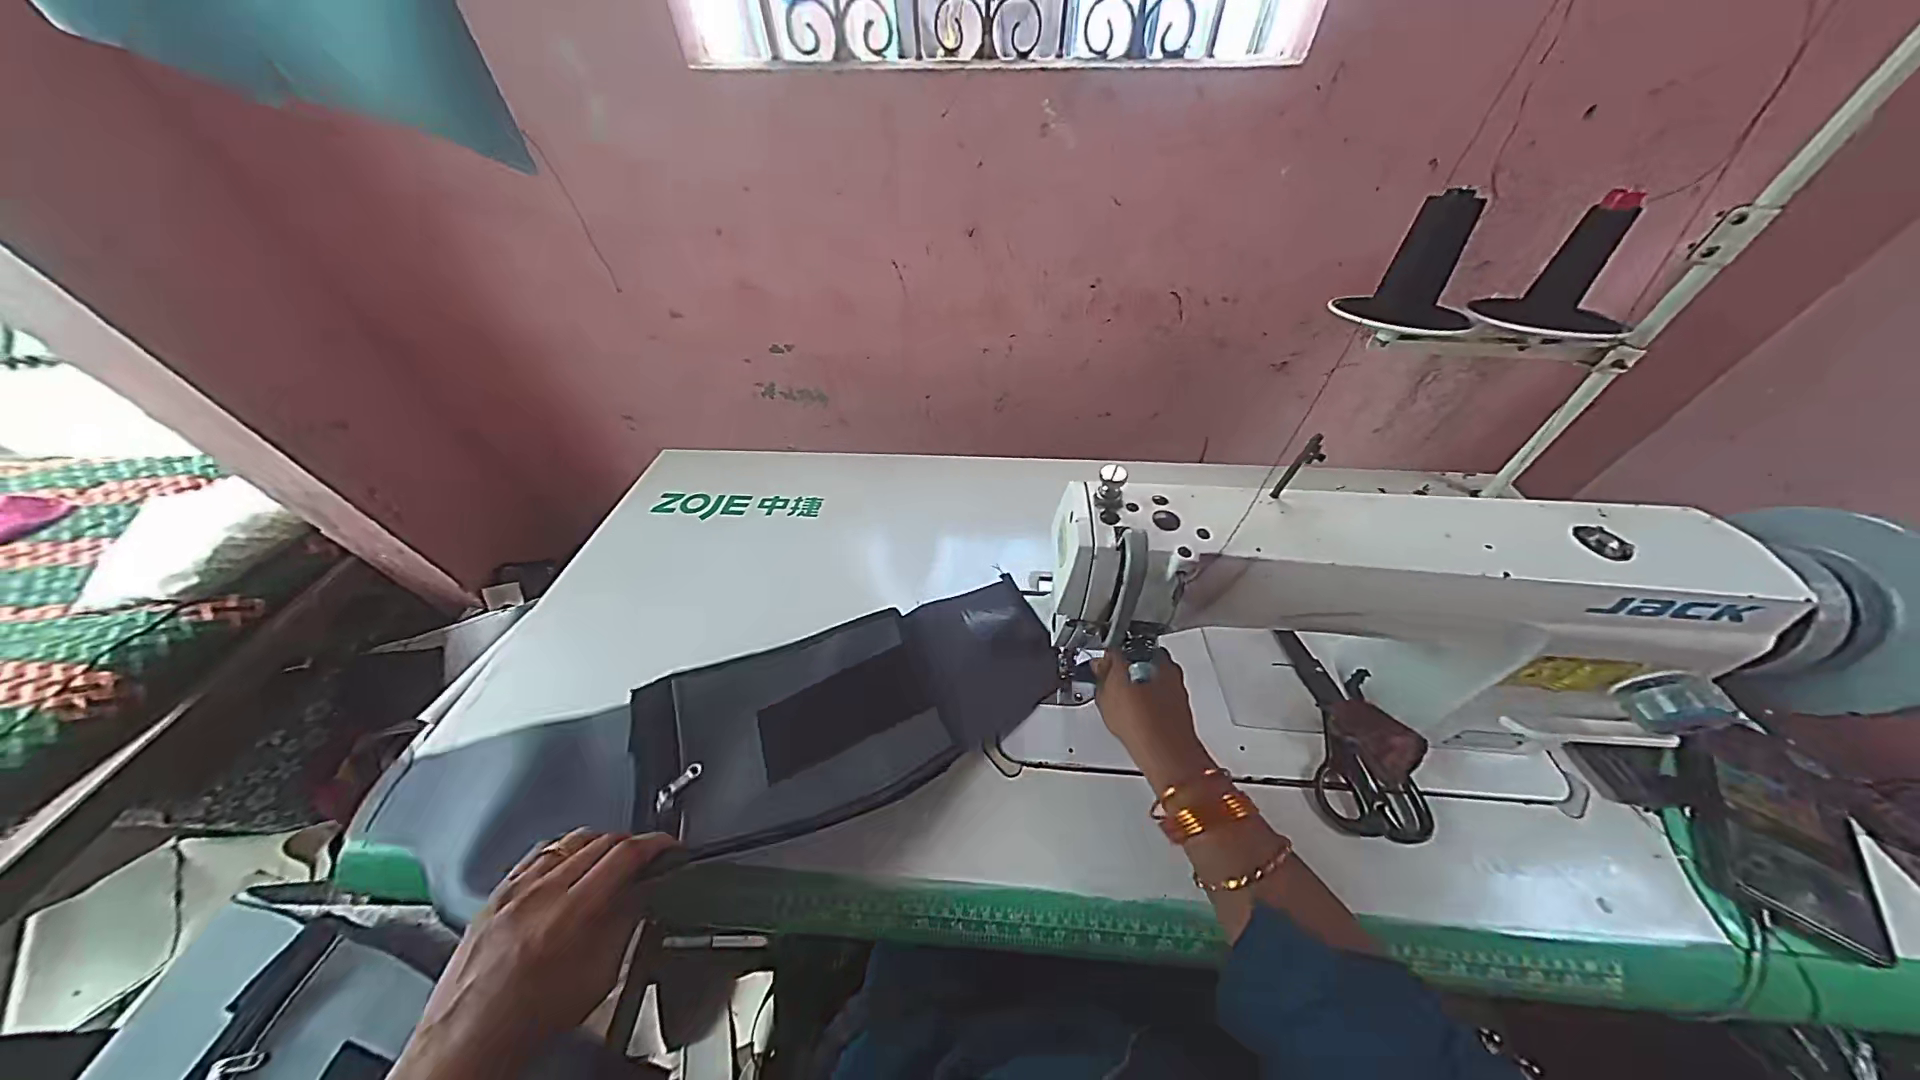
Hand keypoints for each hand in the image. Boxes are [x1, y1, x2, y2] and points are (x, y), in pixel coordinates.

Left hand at [392, 829, 679, 1079]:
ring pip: (572, 840)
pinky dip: (565, 852)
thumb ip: (626, 924)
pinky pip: (539, 854)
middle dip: (634, 845)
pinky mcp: (494, 896)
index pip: (626, 853)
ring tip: (613, 861)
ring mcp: (513, 892)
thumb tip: (644, 892)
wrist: (464, 1049)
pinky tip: (572, 865)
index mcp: (569, 915)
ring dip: (601, 844)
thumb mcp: (599, 979)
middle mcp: (538, 895)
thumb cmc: (523, 1028)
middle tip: (648, 858)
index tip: (669, 846)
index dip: (657, 844)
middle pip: (603, 840)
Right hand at [1093, 649, 1207, 781]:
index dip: (1108, 658)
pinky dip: (1153, 695)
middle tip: (1114, 682)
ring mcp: (1175, 680)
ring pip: (1154, 672)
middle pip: (1140, 657)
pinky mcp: (1182, 697)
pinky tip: (1142, 711)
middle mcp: (1162, 661)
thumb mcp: (1104, 696)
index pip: (1120, 647)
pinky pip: (1163, 690)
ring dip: (1142, 681)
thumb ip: (1102, 676)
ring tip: (1127, 700)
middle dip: (1128, 667)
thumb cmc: (1139, 721)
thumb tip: (1100, 667)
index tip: (1102, 667)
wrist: (1164, 747)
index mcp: (1141, 652)